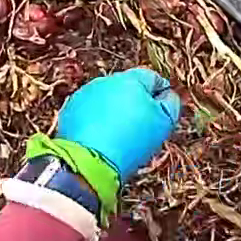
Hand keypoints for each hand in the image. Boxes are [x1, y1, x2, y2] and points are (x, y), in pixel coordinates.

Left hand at [55, 67, 180, 178]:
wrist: (90, 162)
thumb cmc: (131, 141)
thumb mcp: (164, 123)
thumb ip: (171, 103)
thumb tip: (167, 94)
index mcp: (131, 79)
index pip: (152, 78)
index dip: (160, 95)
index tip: (160, 114)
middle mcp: (106, 81)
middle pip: (129, 87)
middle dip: (136, 103)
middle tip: (140, 127)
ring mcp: (85, 95)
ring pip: (108, 99)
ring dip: (115, 111)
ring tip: (118, 136)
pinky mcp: (69, 110)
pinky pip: (90, 112)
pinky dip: (96, 121)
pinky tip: (101, 138)